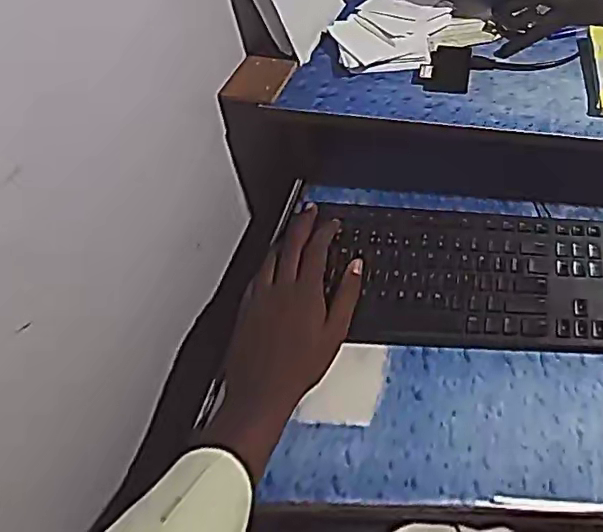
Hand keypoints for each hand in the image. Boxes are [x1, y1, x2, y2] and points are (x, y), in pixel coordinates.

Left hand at [195, 204, 362, 479]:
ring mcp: (261, 294)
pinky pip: (258, 270)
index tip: (332, 223)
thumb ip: (346, 294)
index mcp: (305, 290)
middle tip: (310, 210)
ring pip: (272, 253)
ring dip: (285, 236)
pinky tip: (271, 260)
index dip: (325, 230)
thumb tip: (355, 267)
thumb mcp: (335, 332)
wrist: (260, 392)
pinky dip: (269, 258)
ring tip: (293, 229)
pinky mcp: (247, 304)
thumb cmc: (299, 368)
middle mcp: (281, 286)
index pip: (316, 248)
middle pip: (292, 242)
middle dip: (303, 221)